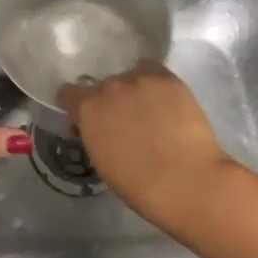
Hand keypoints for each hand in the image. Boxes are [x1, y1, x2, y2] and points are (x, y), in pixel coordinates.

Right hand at [58, 61, 234, 234]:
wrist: (189, 182)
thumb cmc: (142, 187)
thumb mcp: (102, 162)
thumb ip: (94, 135)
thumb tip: (101, 128)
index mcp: (87, 109)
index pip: (68, 93)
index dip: (76, 106)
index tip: (88, 121)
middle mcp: (109, 87)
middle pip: (102, 86)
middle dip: (110, 103)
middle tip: (127, 124)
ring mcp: (138, 79)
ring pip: (129, 78)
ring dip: (134, 93)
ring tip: (152, 114)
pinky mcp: (167, 78)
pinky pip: (152, 70)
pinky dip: (154, 83)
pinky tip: (166, 101)